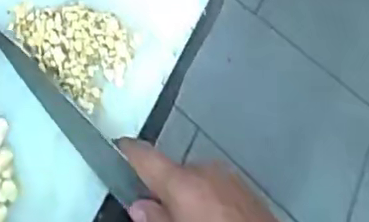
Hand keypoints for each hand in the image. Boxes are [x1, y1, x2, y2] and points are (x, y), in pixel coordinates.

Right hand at [117, 139, 279, 221]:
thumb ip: (157, 221)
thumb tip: (139, 206)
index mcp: (183, 182)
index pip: (142, 154)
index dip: (124, 154)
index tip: (112, 154)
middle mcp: (207, 172)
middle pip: (173, 173)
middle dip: (166, 192)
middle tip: (162, 215)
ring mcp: (235, 183)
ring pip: (200, 184)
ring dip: (192, 201)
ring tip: (191, 220)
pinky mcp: (256, 199)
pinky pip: (222, 195)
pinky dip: (214, 208)